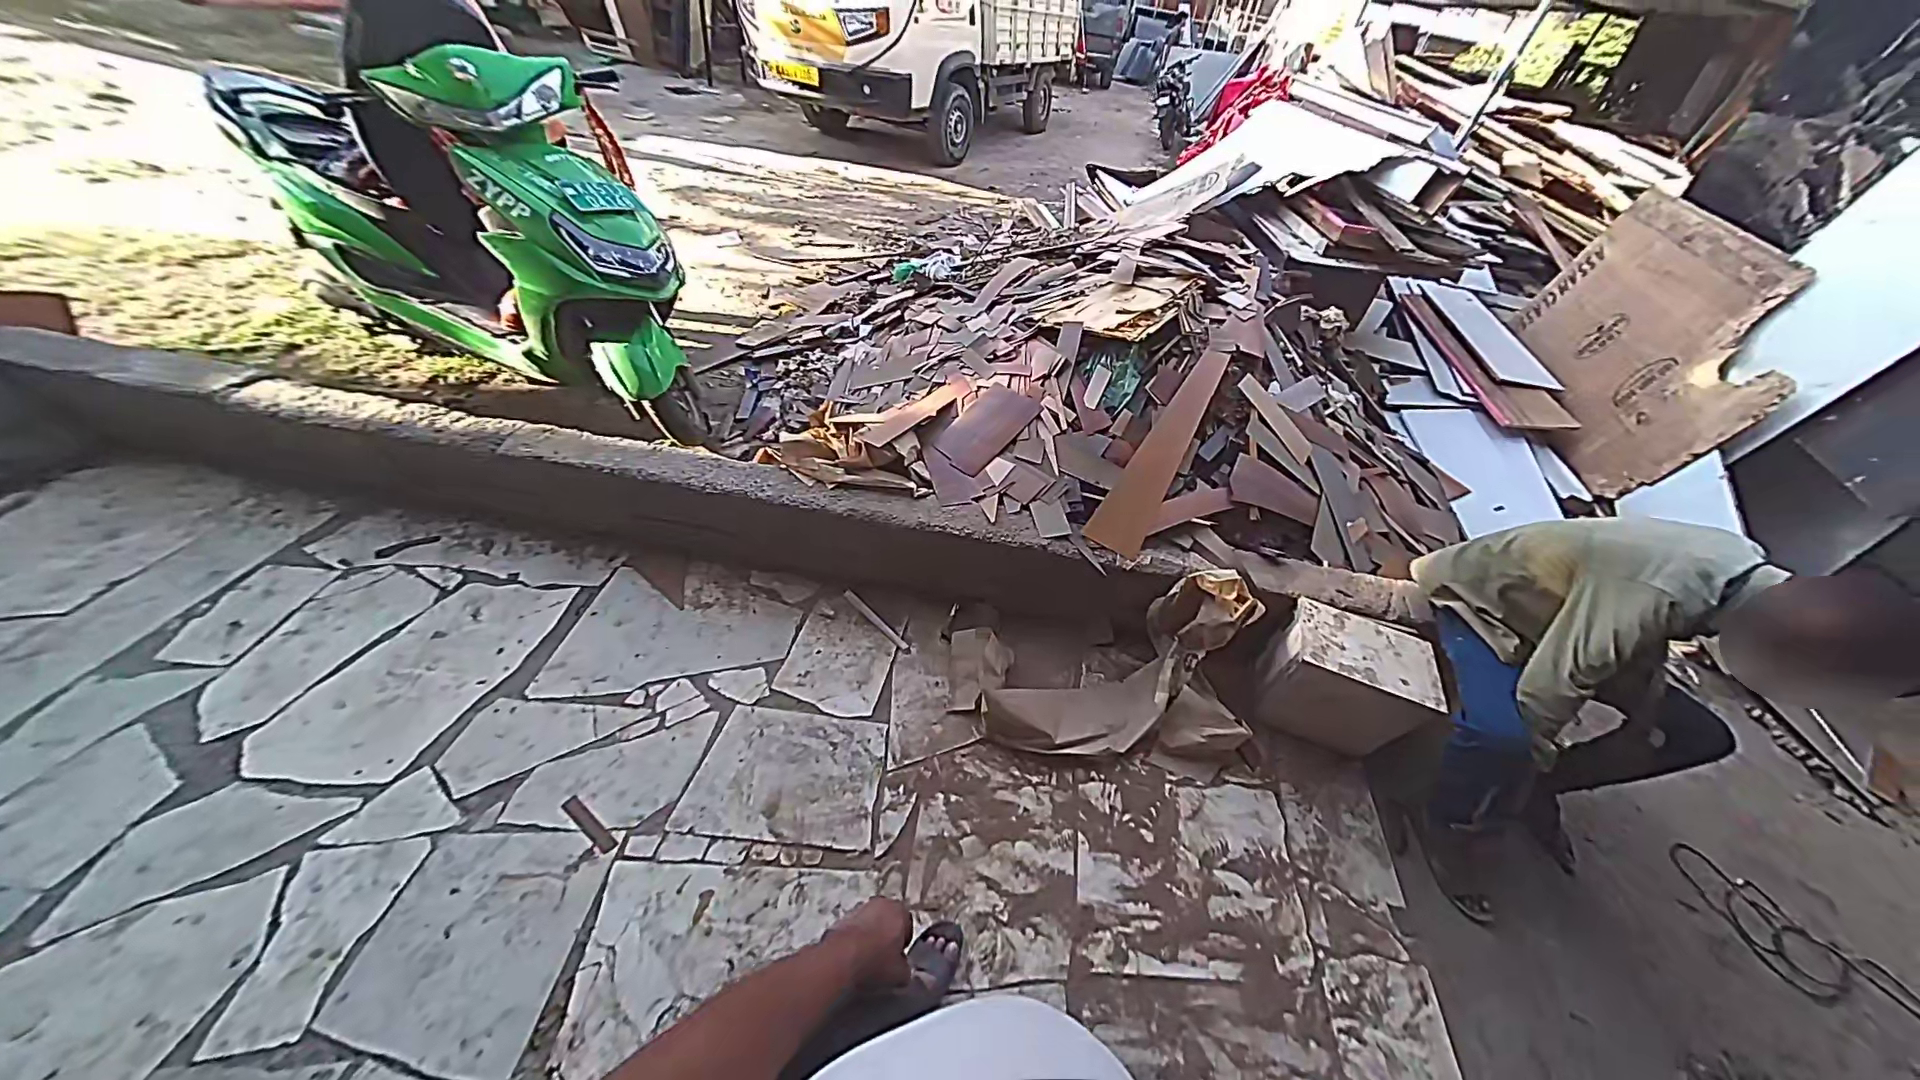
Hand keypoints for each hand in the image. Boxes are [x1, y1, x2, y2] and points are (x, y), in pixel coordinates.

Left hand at [822, 897, 910, 989]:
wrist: (840, 958)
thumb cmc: (876, 961)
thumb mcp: (900, 973)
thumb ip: (905, 968)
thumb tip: (902, 968)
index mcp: (899, 910)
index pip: (907, 925)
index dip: (903, 943)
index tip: (898, 959)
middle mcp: (880, 903)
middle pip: (887, 920)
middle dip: (886, 935)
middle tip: (884, 958)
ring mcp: (859, 908)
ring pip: (870, 922)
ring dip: (869, 936)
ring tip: (866, 959)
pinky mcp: (842, 917)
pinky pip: (854, 929)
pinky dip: (855, 939)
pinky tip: (852, 958)